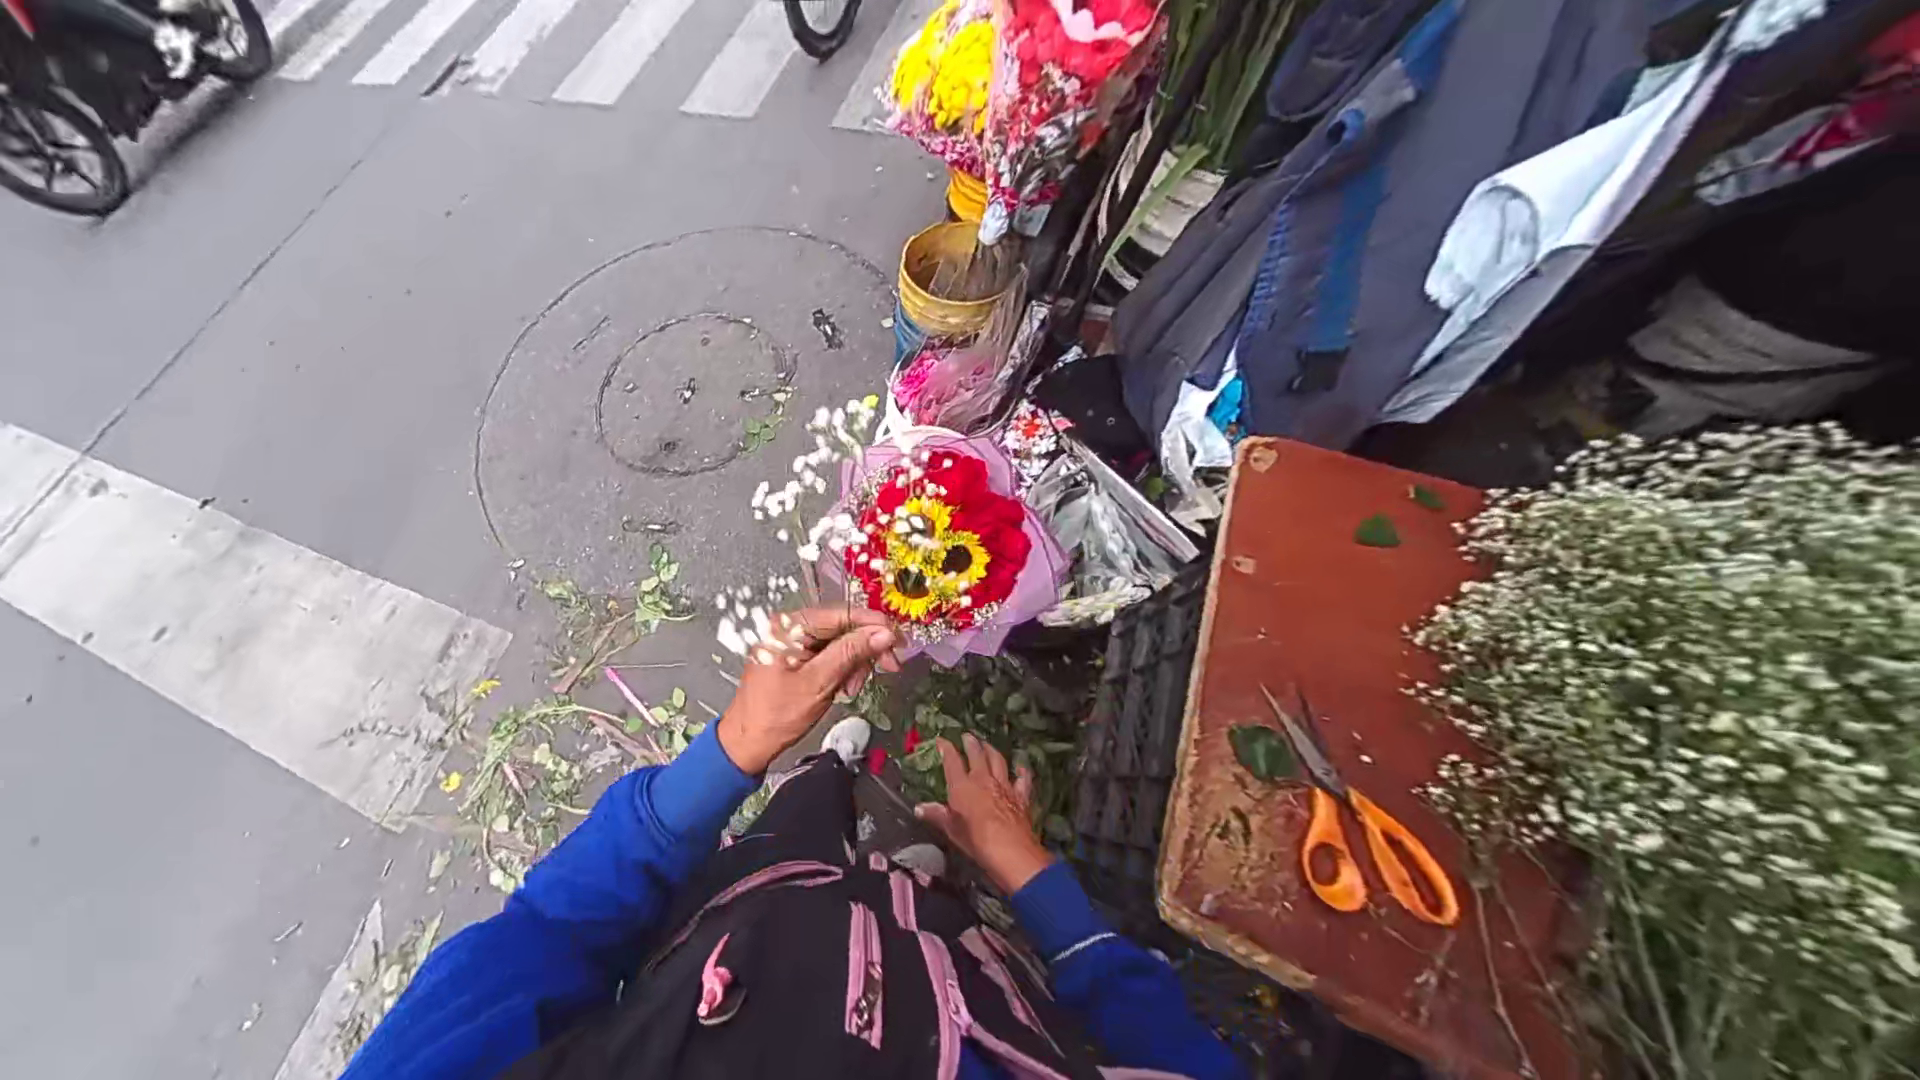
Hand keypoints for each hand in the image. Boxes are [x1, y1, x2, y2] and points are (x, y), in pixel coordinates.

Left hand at [716, 607, 900, 774]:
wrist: (747, 744)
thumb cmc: (775, 716)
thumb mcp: (818, 683)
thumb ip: (851, 653)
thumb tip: (884, 633)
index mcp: (789, 627)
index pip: (843, 613)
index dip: (874, 625)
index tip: (898, 641)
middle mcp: (791, 627)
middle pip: (844, 626)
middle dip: (865, 649)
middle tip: (888, 667)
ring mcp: (794, 642)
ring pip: (841, 642)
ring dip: (855, 663)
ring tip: (852, 687)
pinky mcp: (797, 656)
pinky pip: (830, 654)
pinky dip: (843, 669)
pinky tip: (843, 687)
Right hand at [915, 734, 1053, 894]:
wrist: (1010, 850)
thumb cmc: (976, 841)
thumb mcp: (952, 830)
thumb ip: (937, 815)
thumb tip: (919, 808)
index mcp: (962, 786)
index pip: (952, 761)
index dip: (946, 749)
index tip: (941, 740)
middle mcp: (983, 780)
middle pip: (977, 755)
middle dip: (971, 743)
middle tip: (967, 735)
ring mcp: (1004, 786)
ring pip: (998, 760)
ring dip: (992, 750)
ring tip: (987, 744)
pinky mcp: (1020, 796)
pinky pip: (1022, 780)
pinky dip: (1021, 772)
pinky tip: (1021, 767)